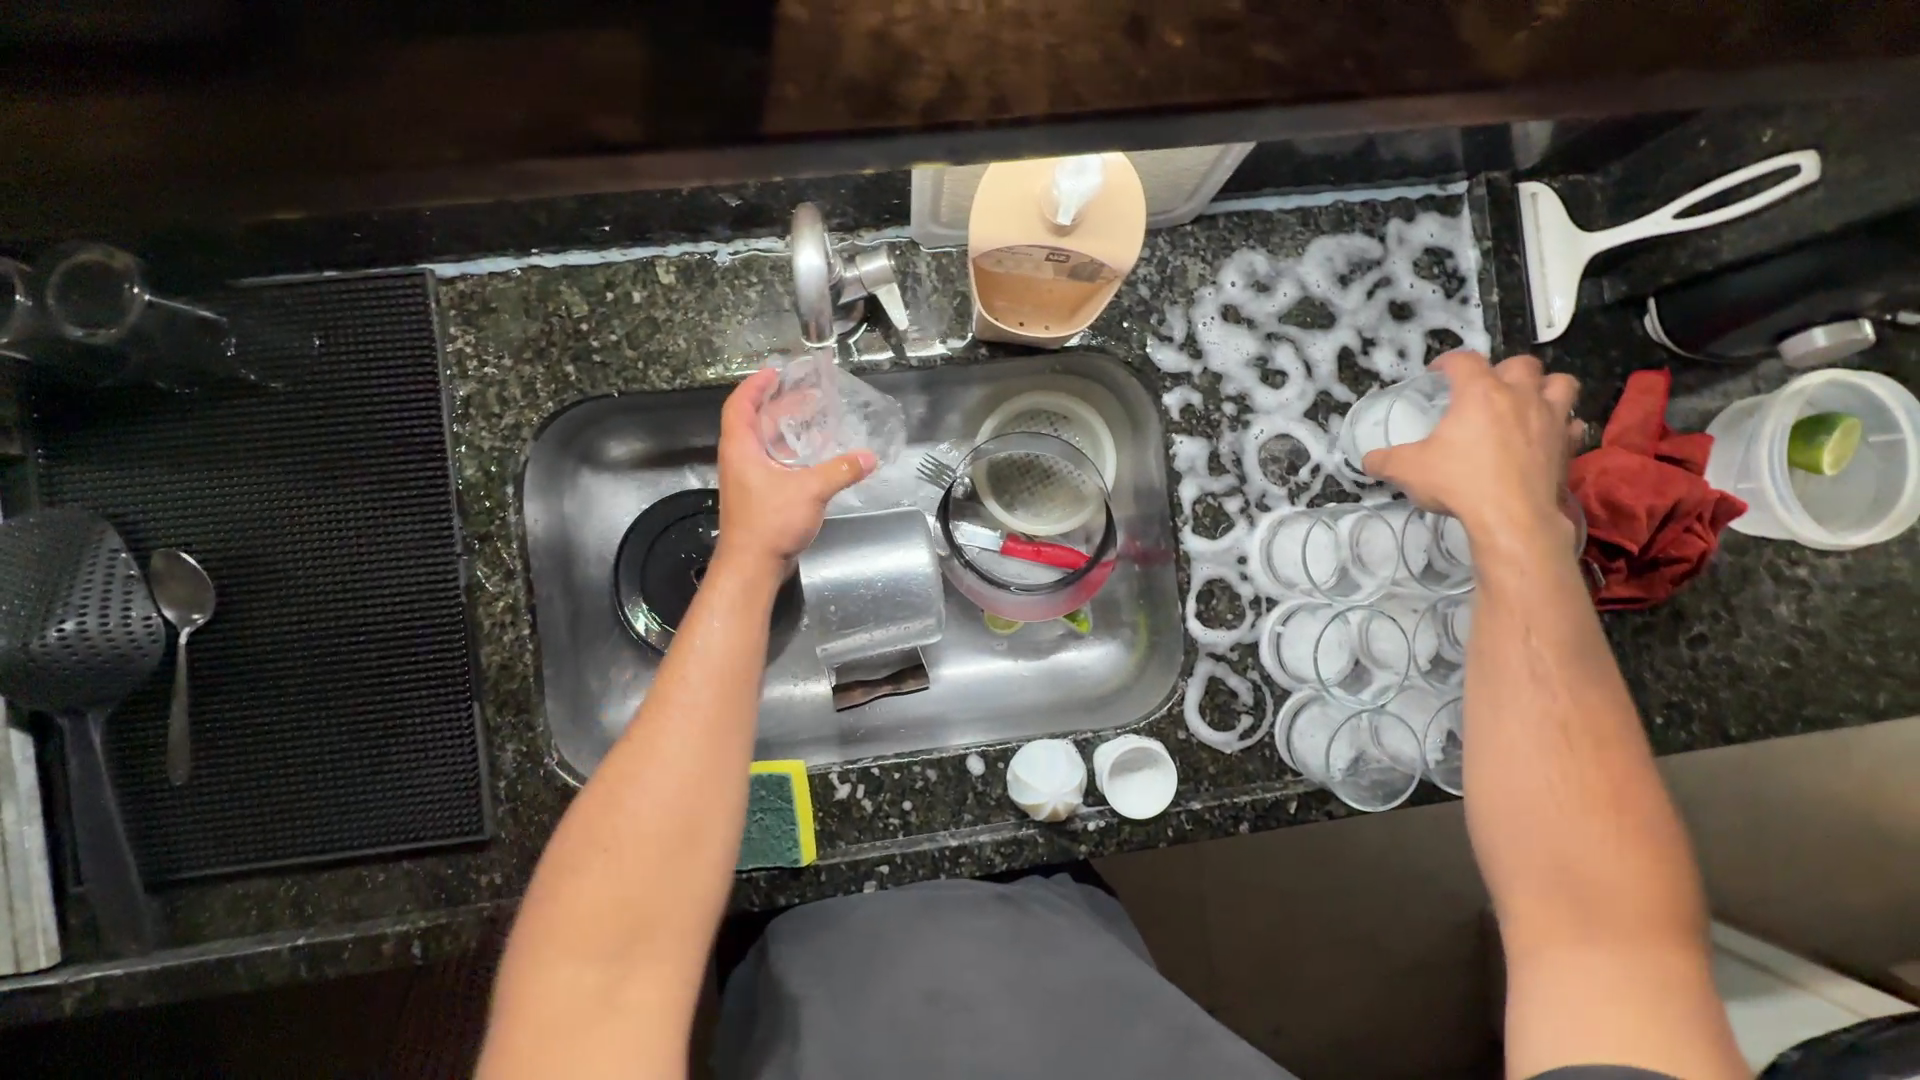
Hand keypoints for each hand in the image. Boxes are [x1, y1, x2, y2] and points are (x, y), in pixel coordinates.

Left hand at [714, 368, 875, 573]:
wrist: (752, 566)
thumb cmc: (770, 523)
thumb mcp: (810, 491)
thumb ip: (840, 471)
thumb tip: (869, 458)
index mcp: (741, 448)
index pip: (740, 405)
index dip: (755, 386)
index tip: (775, 373)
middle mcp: (740, 460)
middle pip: (755, 423)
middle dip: (779, 406)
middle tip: (807, 395)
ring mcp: (748, 481)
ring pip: (765, 446)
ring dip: (787, 432)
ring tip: (814, 421)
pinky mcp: (759, 498)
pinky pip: (774, 466)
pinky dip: (792, 456)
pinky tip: (814, 459)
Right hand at [1362, 351, 1582, 543]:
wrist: (1510, 516)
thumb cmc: (1457, 483)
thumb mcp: (1406, 471)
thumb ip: (1383, 461)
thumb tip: (1367, 460)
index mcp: (1479, 393)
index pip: (1464, 360)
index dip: (1448, 361)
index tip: (1438, 372)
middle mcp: (1519, 396)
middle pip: (1520, 364)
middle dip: (1503, 370)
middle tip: (1487, 389)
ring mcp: (1550, 418)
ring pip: (1560, 383)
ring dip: (1545, 387)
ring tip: (1528, 401)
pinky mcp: (1567, 444)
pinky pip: (1573, 423)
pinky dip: (1562, 424)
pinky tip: (1547, 435)